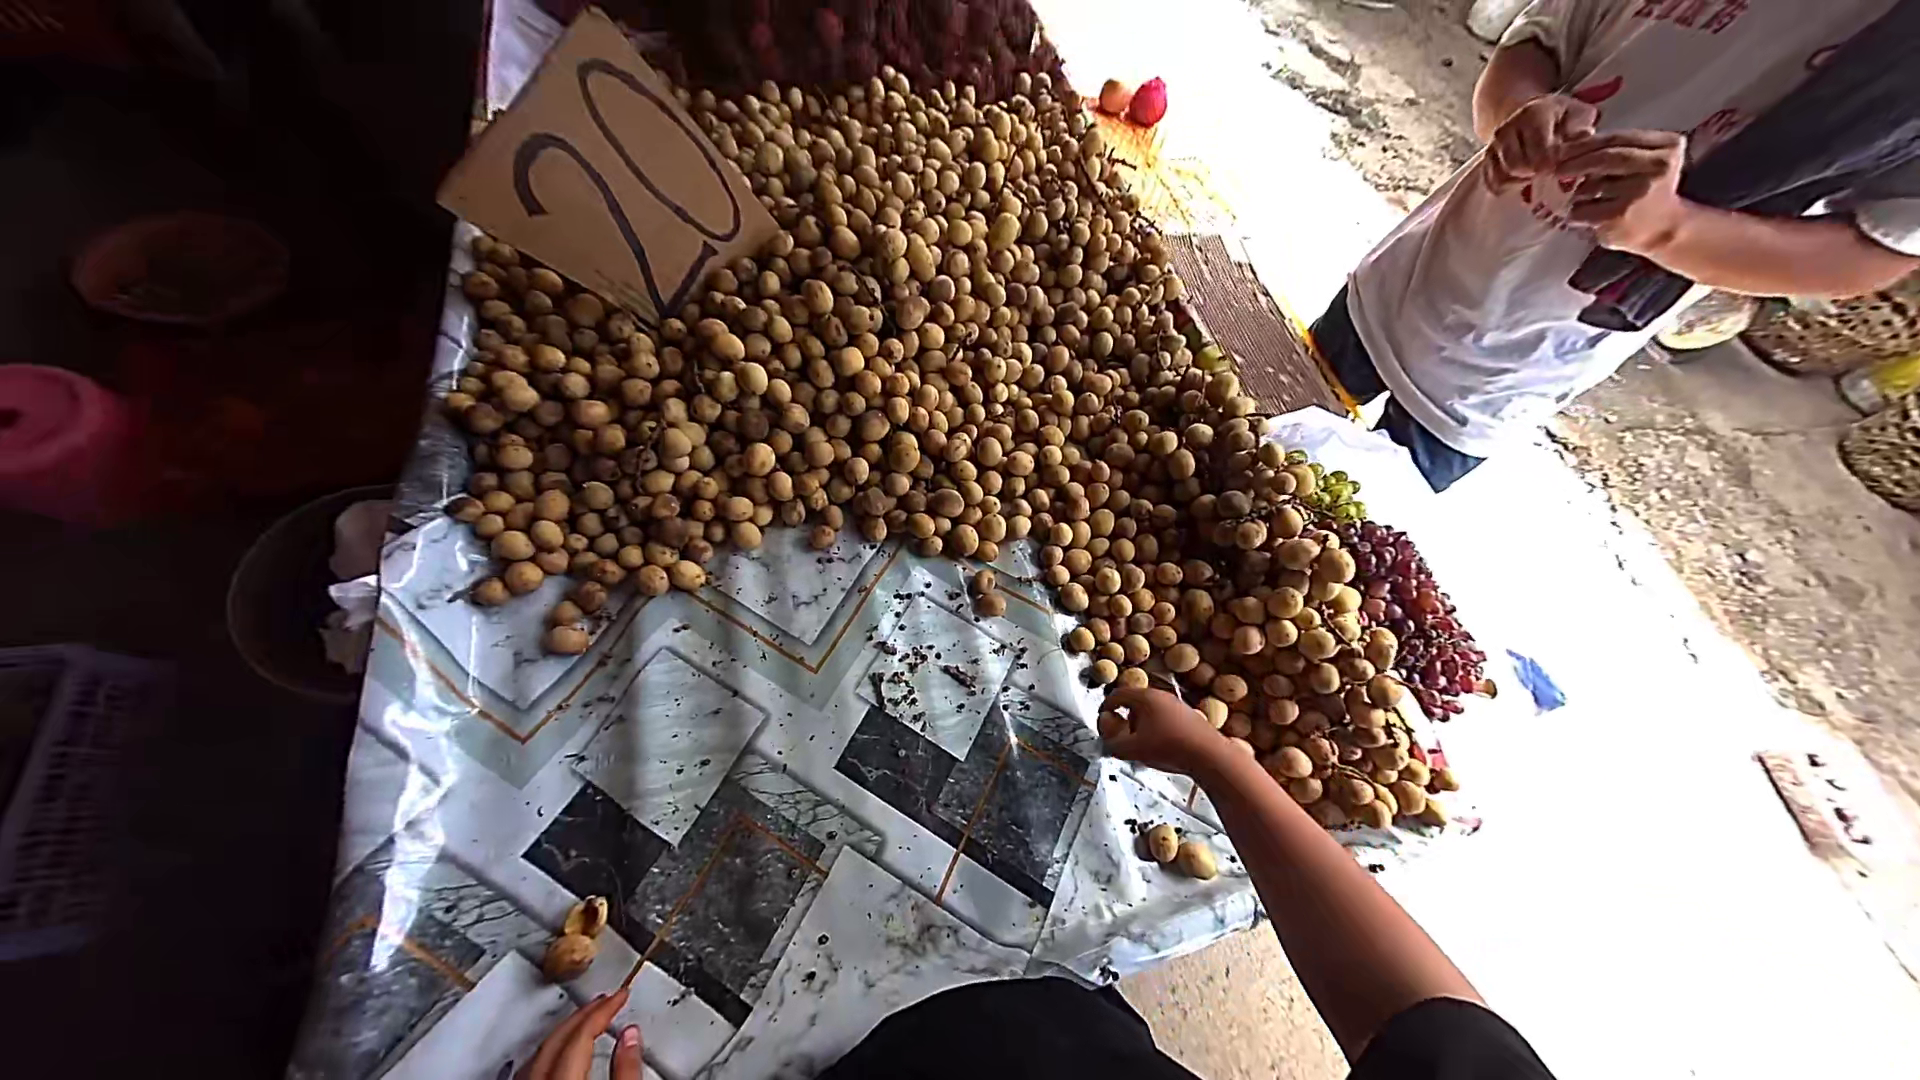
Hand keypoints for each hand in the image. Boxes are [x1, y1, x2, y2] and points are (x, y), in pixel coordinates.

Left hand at [518, 989, 641, 1079]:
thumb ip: (626, 1070)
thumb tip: (631, 1034)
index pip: (581, 1034)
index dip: (604, 1009)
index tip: (621, 994)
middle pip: (556, 1040)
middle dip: (584, 1014)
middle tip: (607, 1000)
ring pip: (537, 1056)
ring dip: (563, 1032)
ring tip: (586, 1019)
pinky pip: (526, 1072)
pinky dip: (546, 1053)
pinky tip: (558, 1051)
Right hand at [1100, 686, 1231, 777]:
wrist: (1211, 756)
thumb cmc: (1170, 748)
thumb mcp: (1133, 749)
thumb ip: (1113, 744)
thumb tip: (1107, 742)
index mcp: (1144, 697)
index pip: (1117, 695)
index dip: (1106, 707)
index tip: (1103, 719)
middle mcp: (1161, 696)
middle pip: (1134, 702)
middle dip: (1125, 719)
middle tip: (1122, 735)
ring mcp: (1177, 705)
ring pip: (1151, 711)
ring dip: (1142, 725)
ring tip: (1142, 745)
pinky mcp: (1190, 717)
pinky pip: (1166, 718)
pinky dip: (1158, 729)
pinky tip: (1162, 748)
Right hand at [1483, 94, 1597, 190]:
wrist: (1524, 116)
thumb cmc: (1557, 117)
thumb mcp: (1578, 113)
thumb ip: (1581, 126)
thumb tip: (1583, 139)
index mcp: (1533, 114)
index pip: (1537, 146)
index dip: (1548, 162)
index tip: (1555, 168)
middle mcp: (1507, 129)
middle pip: (1516, 165)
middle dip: (1533, 173)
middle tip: (1546, 172)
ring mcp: (1491, 147)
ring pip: (1501, 177)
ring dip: (1519, 181)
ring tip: (1534, 175)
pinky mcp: (1484, 162)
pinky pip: (1492, 183)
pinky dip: (1506, 186)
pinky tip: (1520, 180)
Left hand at [1555, 129, 1687, 254]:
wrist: (1660, 227)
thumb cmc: (1642, 192)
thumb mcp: (1641, 164)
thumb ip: (1615, 151)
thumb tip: (1572, 140)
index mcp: (1667, 146)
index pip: (1618, 138)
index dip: (1584, 144)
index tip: (1559, 150)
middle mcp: (1659, 165)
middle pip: (1605, 157)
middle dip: (1574, 162)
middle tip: (1554, 169)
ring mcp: (1639, 190)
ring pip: (1588, 186)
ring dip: (1577, 194)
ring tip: (1588, 200)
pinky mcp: (1618, 214)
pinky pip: (1580, 209)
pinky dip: (1575, 213)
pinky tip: (1588, 216)